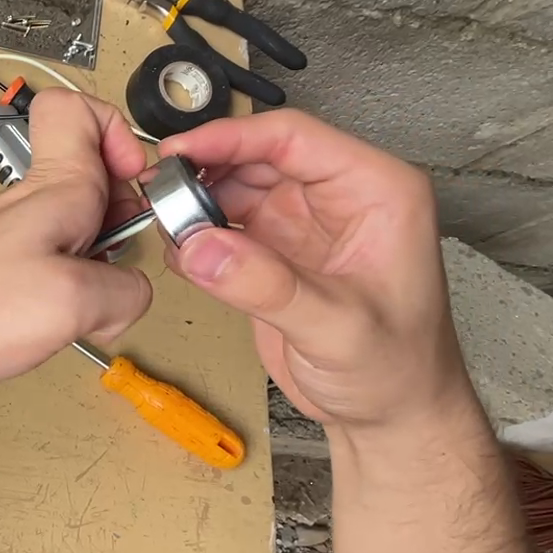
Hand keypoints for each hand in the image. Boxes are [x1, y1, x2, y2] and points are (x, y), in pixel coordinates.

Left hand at [0, 90, 153, 387]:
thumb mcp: (68, 302)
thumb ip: (123, 289)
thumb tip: (130, 293)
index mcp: (53, 189)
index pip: (80, 110)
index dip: (120, 132)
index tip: (136, 183)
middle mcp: (25, 204)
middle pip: (92, 183)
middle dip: (119, 224)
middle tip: (112, 268)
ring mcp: (1, 236)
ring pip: (68, 232)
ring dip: (87, 269)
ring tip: (73, 308)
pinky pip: (38, 266)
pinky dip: (53, 292)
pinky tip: (38, 325)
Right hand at [159, 110, 473, 430]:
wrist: (386, 414)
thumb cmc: (394, 369)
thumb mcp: (337, 329)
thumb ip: (267, 286)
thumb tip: (199, 246)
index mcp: (374, 192)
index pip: (293, 139)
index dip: (231, 138)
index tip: (178, 151)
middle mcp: (334, 200)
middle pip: (255, 158)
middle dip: (203, 172)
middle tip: (157, 193)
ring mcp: (298, 227)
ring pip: (232, 189)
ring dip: (194, 205)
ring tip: (165, 227)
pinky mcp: (270, 255)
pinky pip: (222, 227)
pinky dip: (194, 237)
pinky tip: (181, 254)